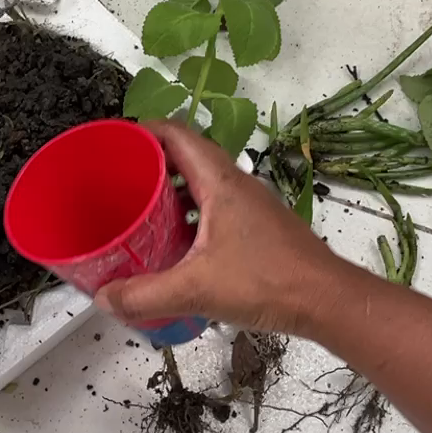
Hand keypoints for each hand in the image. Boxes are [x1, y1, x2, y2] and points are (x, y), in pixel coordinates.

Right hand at [94, 120, 361, 337]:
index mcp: (221, 183)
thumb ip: (144, 296)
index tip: (114, 142)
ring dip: (171, 191)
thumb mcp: (196, 290)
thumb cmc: (266, 283)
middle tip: (118, 181)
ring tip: (139, 212)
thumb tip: (102, 298)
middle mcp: (236, 185)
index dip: (143, 131)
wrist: (329, 302)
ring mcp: (250, 207)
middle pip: (187, 156)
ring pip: (202, 184)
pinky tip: (174, 245)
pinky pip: (214, 207)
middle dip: (150, 162)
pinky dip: (189, 215)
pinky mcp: (257, 228)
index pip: (178, 135)